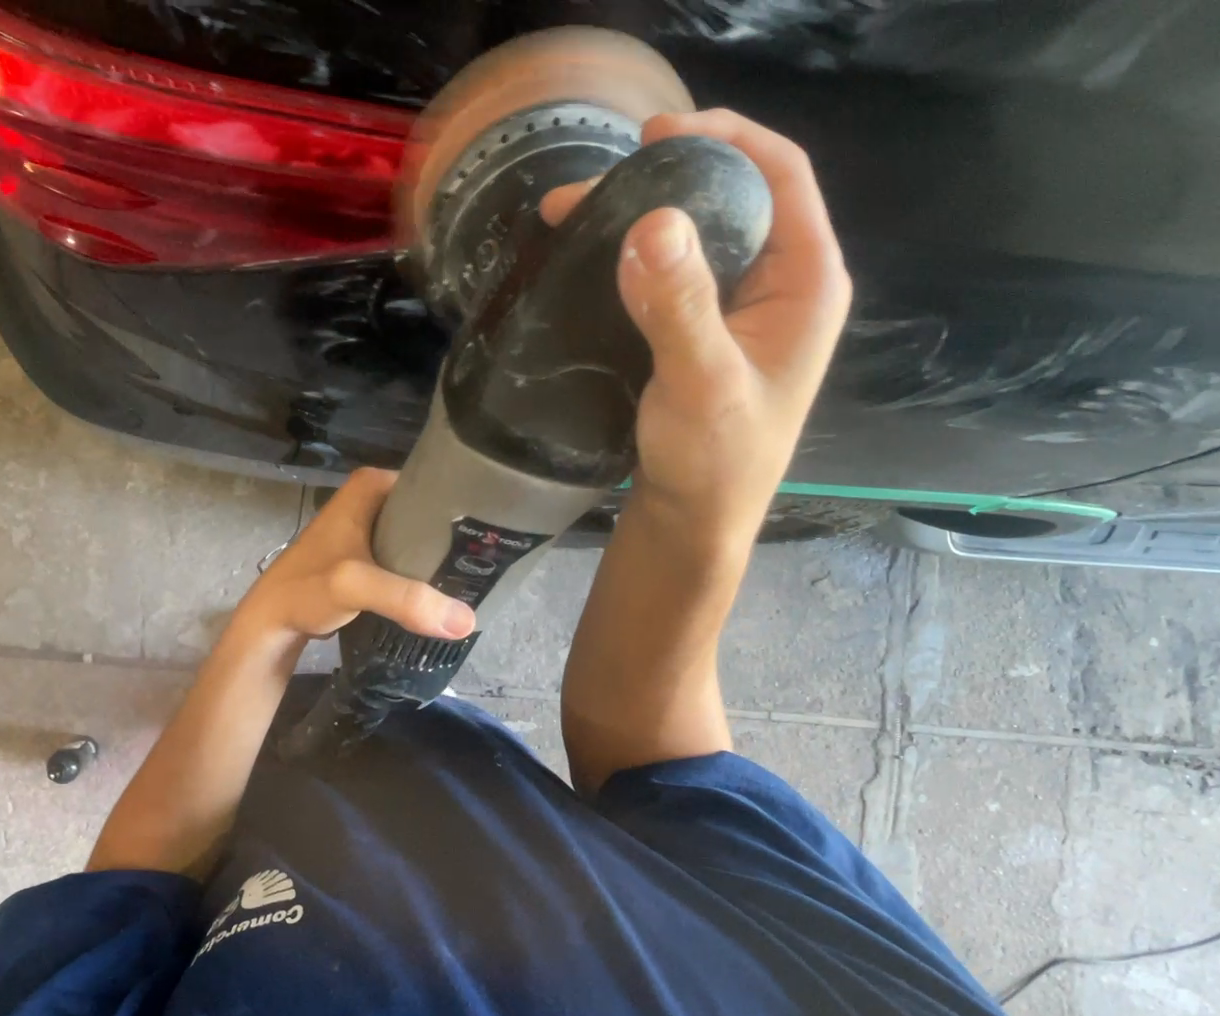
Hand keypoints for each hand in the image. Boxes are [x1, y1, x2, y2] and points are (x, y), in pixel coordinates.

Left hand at [238, 469, 476, 641]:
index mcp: (370, 486)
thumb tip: (466, 621)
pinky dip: (426, 573)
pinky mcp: (370, 557)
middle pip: (431, 511)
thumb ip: (406, 599)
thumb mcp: (356, 586)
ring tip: (482, 574)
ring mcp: (371, 528)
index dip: (465, 505)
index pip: (433, 482)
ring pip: (422, 537)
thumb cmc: (306, 591)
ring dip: (444, 557)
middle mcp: (372, 499)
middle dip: (458, 536)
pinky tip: (449, 590)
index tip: (498, 529)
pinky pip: (410, 557)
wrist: (273, 623)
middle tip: (495, 559)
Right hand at [615, 110, 852, 548]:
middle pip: (732, 197)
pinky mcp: (700, 329)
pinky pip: (672, 271)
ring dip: (639, 215)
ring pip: (696, 233)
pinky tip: (591, 256)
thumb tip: (651, 218)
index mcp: (805, 280)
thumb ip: (680, 305)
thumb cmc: (715, 458)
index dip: (725, 138)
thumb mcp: (700, 381)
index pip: (779, 175)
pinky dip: (632, 254)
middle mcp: (777, 283)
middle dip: (665, 177)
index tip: (656, 133)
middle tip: (592, 186)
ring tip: (574, 215)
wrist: (693, 517)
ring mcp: (737, 307)